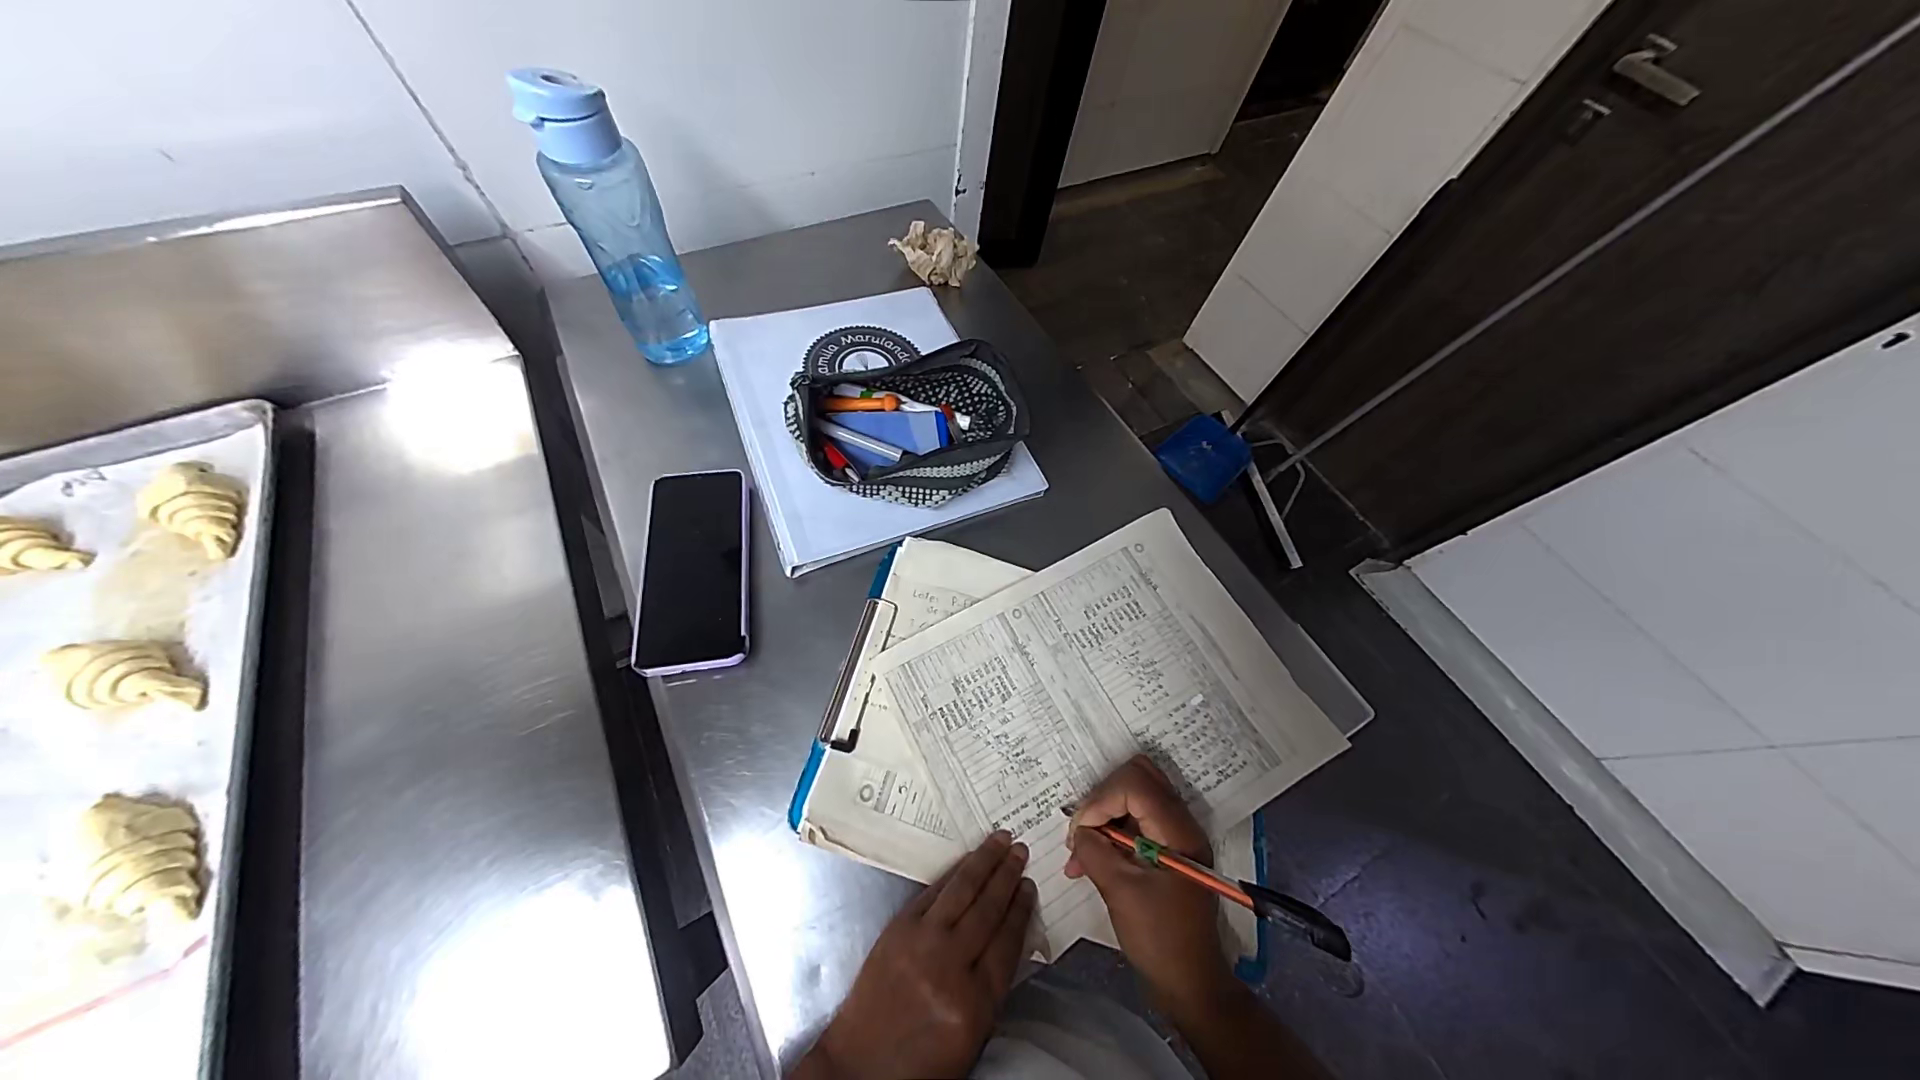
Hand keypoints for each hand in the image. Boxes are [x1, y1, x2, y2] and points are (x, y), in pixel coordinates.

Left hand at [796, 831, 1036, 1079]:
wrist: (860, 1066)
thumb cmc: (921, 1060)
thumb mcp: (972, 1035)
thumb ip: (991, 986)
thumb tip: (1008, 935)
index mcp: (973, 1003)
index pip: (1007, 943)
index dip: (1020, 910)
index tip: (1029, 887)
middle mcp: (949, 967)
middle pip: (987, 910)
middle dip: (1006, 877)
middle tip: (1020, 852)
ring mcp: (920, 943)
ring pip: (961, 892)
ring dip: (983, 862)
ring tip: (1000, 841)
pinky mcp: (897, 930)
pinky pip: (932, 894)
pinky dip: (952, 874)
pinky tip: (966, 863)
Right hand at [1065, 755, 1234, 1010]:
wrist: (1190, 983)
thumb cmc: (1159, 939)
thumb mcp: (1120, 892)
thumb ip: (1095, 850)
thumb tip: (1078, 830)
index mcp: (1177, 831)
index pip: (1134, 784)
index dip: (1100, 801)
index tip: (1081, 835)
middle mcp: (1180, 823)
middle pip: (1137, 776)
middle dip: (1102, 799)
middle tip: (1082, 833)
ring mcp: (1175, 834)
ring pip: (1133, 794)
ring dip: (1103, 815)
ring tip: (1081, 851)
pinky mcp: (1166, 846)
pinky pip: (1134, 817)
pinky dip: (1110, 828)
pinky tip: (1091, 857)